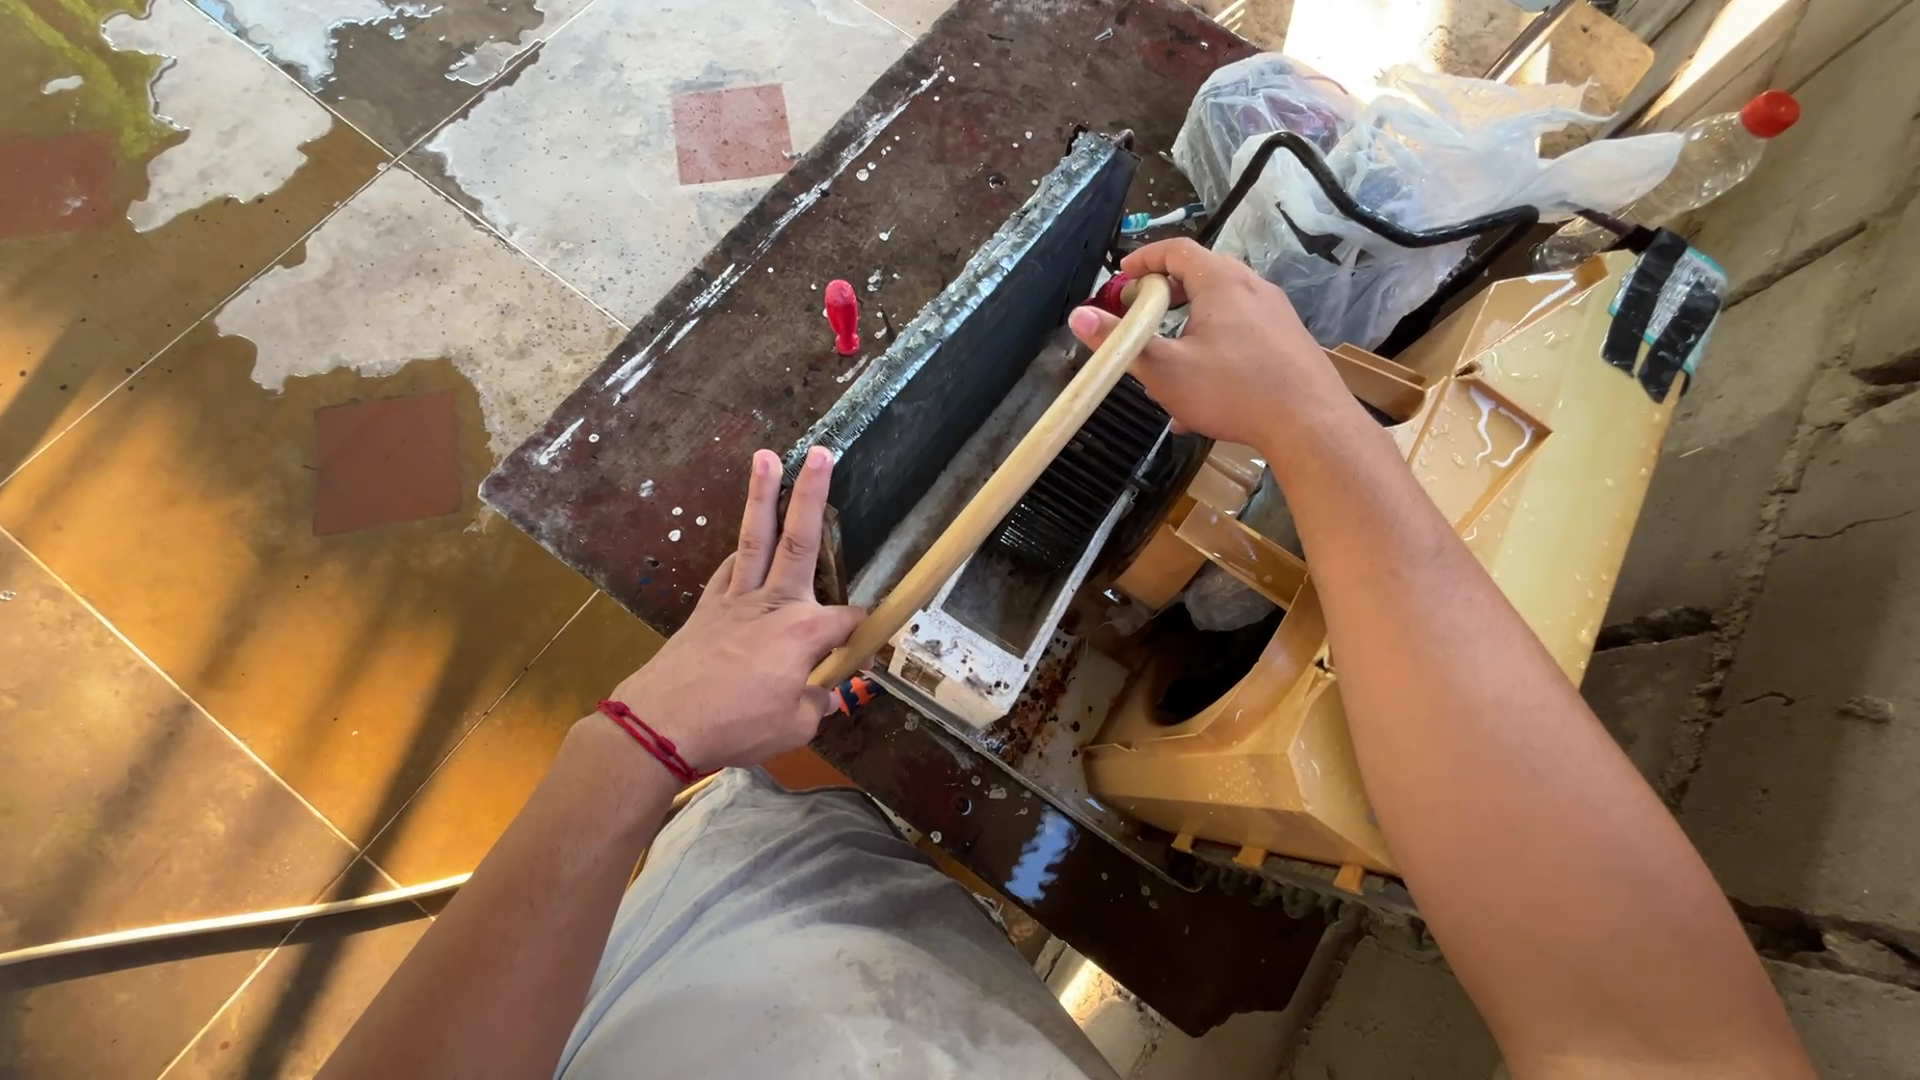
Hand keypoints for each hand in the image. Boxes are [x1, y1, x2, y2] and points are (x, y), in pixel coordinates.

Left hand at [603, 446, 863, 771]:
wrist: (662, 724)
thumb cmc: (737, 725)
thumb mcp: (794, 726)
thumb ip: (815, 703)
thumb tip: (821, 693)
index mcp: (804, 632)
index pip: (849, 621)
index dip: (864, 634)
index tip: (866, 652)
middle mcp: (774, 603)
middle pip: (800, 541)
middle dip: (812, 494)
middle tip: (821, 453)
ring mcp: (735, 600)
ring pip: (756, 540)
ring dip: (762, 497)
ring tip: (767, 457)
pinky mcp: (706, 609)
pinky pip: (727, 572)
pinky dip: (738, 555)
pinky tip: (742, 546)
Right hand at [1066, 238, 1345, 447]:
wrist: (1309, 422)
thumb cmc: (1231, 390)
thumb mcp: (1163, 368)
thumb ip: (1120, 342)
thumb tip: (1078, 316)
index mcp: (1221, 282)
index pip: (1177, 250)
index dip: (1144, 259)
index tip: (1121, 276)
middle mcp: (1252, 288)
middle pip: (1201, 278)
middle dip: (1165, 297)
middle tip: (1139, 317)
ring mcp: (1275, 316)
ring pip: (1220, 313)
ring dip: (1188, 331)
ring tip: (1166, 365)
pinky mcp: (1288, 344)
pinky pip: (1241, 338)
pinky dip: (1213, 352)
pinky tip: (1200, 399)